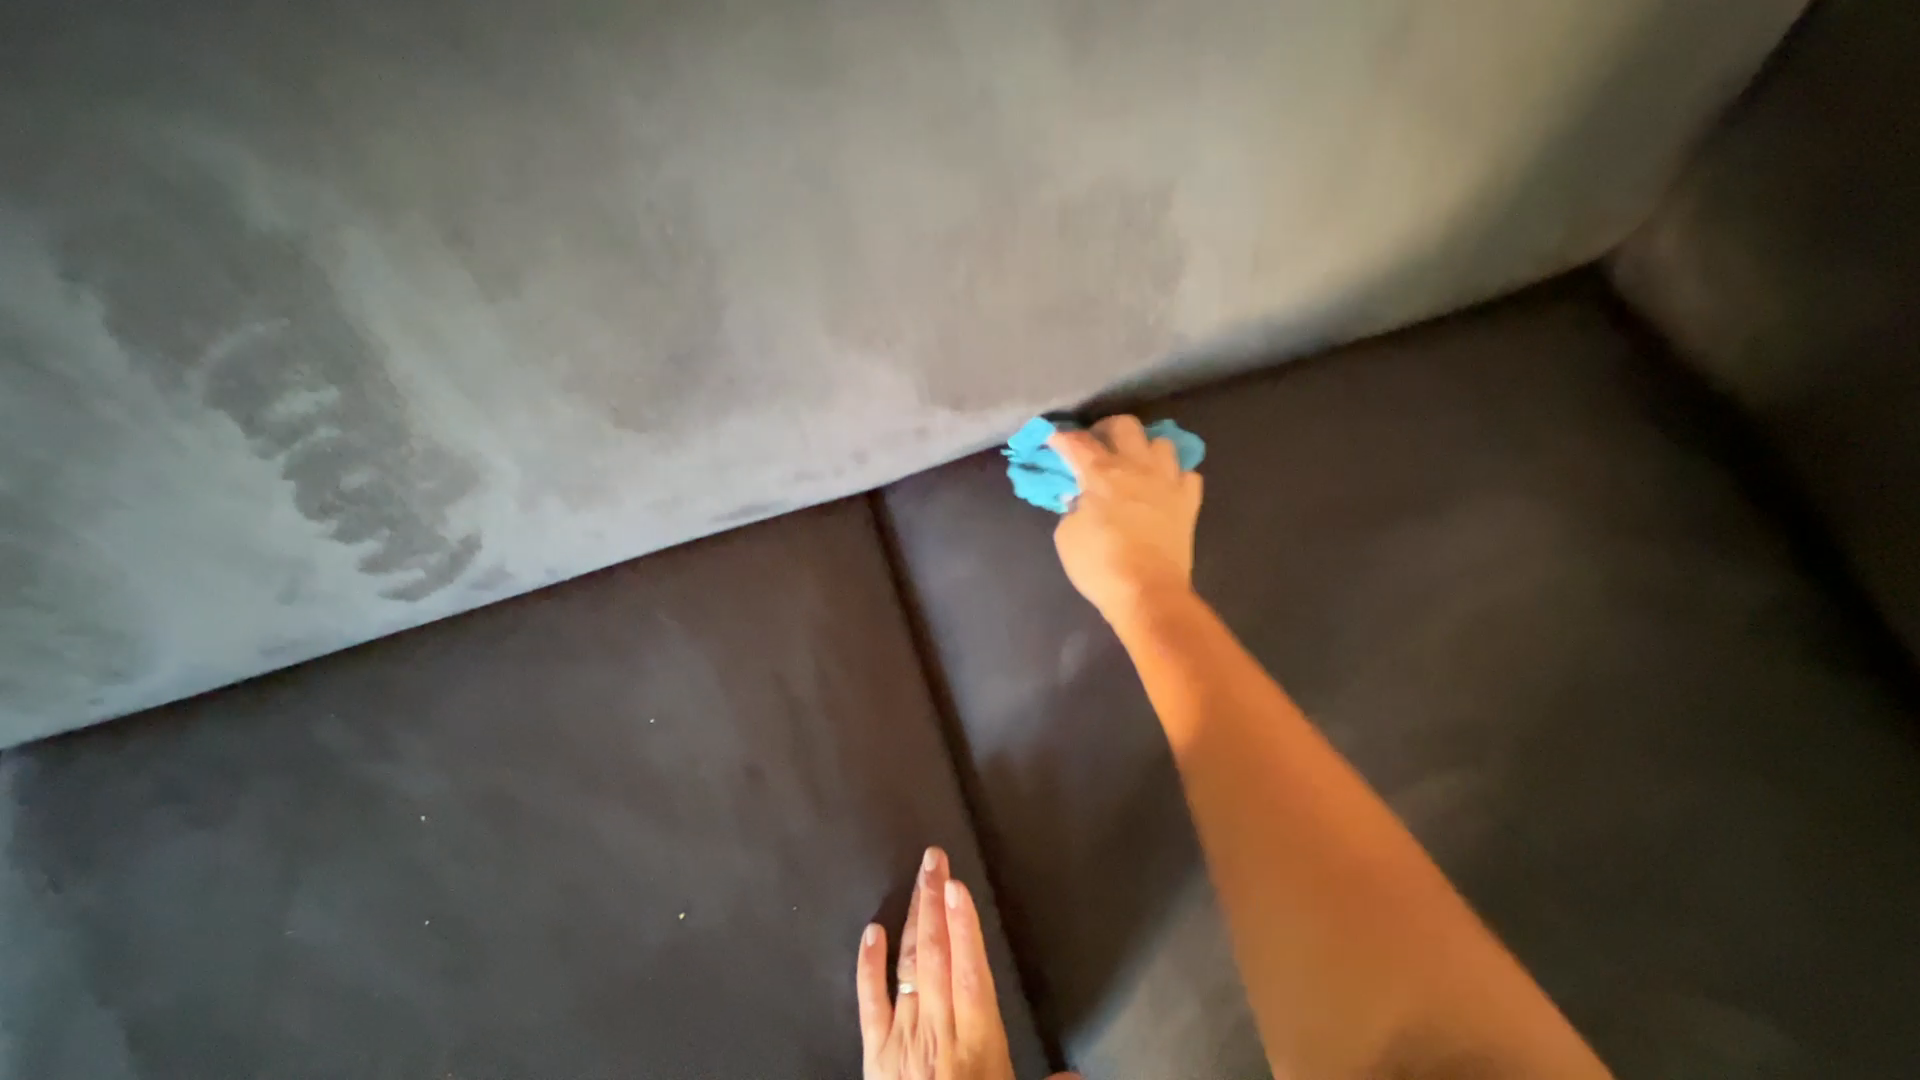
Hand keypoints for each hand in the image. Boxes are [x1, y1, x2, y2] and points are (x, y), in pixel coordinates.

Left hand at [858, 848, 1076, 1079]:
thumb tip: (1080, 1078)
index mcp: (976, 1047)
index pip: (968, 975)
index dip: (963, 929)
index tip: (957, 886)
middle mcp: (935, 1034)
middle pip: (935, 957)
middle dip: (935, 903)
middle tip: (934, 858)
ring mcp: (899, 1041)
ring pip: (906, 967)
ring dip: (912, 918)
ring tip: (918, 877)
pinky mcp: (873, 1054)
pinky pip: (868, 1003)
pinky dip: (868, 966)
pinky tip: (871, 932)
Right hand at [1048, 415, 1203, 625]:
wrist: (1147, 592)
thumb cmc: (1100, 566)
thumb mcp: (1067, 536)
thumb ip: (1071, 509)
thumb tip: (1080, 499)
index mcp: (1100, 473)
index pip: (1077, 442)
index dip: (1061, 438)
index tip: (1053, 440)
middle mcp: (1136, 467)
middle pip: (1124, 425)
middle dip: (1106, 429)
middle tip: (1097, 444)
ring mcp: (1167, 481)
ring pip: (1161, 443)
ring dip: (1145, 449)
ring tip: (1135, 464)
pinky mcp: (1188, 502)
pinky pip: (1186, 475)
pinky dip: (1174, 477)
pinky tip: (1163, 488)